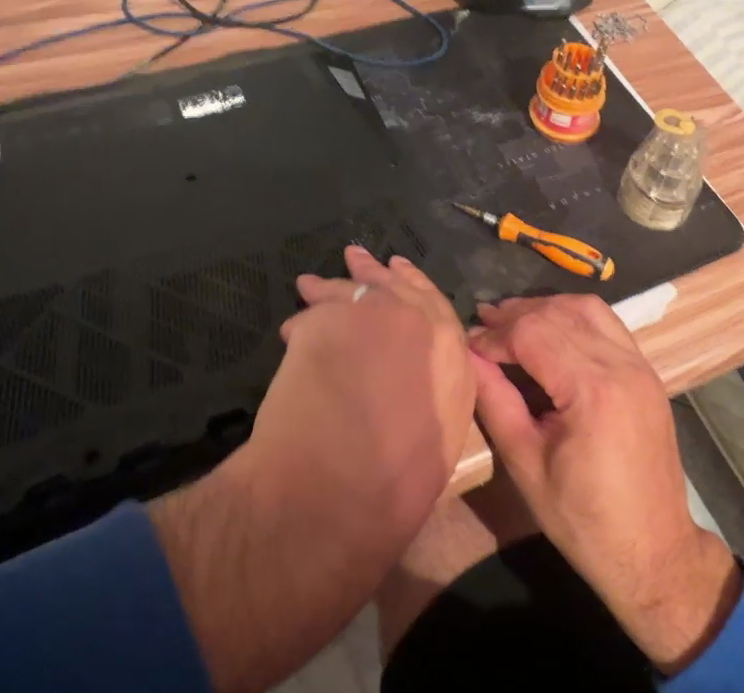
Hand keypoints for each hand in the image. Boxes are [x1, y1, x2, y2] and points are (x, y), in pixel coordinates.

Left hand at [267, 244, 476, 498]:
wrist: (341, 486)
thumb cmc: (397, 481)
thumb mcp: (439, 435)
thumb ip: (433, 391)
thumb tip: (415, 385)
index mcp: (453, 354)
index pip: (436, 306)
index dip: (415, 287)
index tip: (401, 271)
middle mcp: (418, 322)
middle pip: (393, 286)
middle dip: (375, 272)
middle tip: (358, 258)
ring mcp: (372, 315)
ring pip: (349, 291)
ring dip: (331, 287)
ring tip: (312, 284)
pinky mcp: (325, 321)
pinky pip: (312, 314)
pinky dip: (301, 321)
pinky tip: (290, 329)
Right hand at [468, 295, 742, 675]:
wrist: (652, 551)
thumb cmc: (582, 518)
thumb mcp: (525, 463)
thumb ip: (495, 401)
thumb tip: (468, 356)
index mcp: (593, 389)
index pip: (534, 332)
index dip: (496, 334)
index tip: (467, 345)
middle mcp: (623, 365)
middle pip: (561, 313)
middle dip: (517, 314)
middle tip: (482, 324)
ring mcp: (641, 367)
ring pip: (589, 310)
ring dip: (548, 309)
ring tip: (511, 323)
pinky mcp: (648, 374)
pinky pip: (609, 326)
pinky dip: (575, 319)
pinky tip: (550, 334)